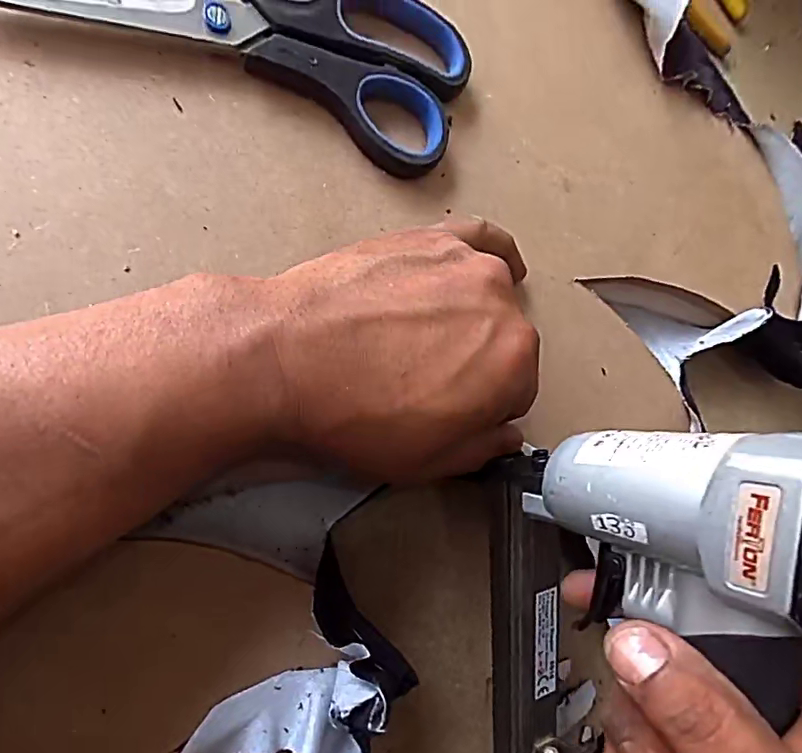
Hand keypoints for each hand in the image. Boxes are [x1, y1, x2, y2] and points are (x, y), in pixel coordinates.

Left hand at [258, 220, 538, 482]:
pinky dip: (491, 254)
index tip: (457, 414)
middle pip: (506, 343)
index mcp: (510, 365)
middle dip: (476, 366)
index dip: (485, 409)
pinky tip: (496, 267)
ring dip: (471, 320)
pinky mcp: (428, 240)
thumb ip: (479, 450)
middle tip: (426, 384)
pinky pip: (479, 240)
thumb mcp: (423, 462)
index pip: (518, 392)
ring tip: (425, 344)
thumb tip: (502, 438)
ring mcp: (464, 264)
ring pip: (490, 299)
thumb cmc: (344, 411)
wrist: (283, 361)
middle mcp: (498, 305)